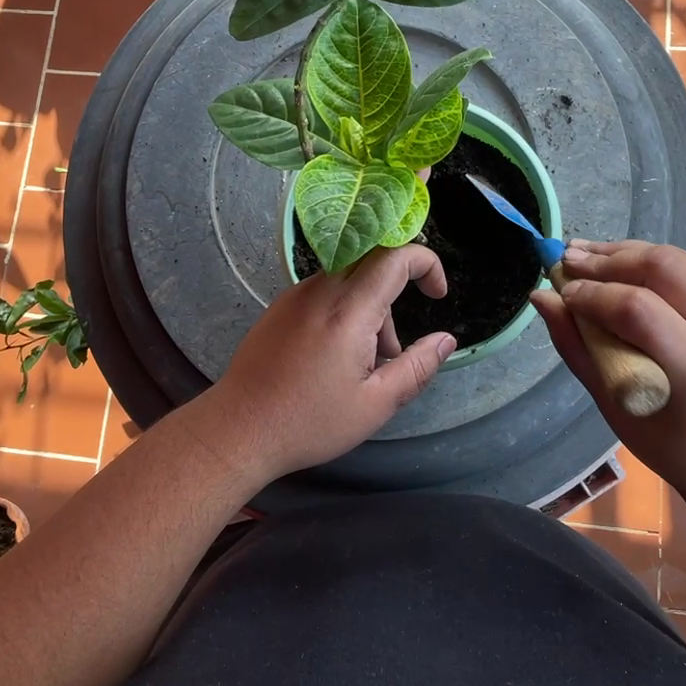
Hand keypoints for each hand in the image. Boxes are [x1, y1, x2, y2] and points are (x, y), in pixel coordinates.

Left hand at [187, 245, 455, 481]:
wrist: (238, 429)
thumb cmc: (309, 422)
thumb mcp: (375, 405)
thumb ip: (417, 367)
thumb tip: (447, 339)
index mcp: (348, 311)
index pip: (395, 256)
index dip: (427, 264)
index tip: (438, 295)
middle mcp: (320, 291)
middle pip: (373, 260)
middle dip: (397, 291)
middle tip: (389, 349)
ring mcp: (295, 295)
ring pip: (348, 277)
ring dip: (369, 307)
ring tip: (360, 366)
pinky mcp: (280, 307)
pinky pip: (324, 291)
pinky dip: (343, 311)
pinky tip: (332, 358)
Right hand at [531, 240, 685, 499]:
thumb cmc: (670, 444)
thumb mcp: (614, 405)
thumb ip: (576, 347)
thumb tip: (540, 297)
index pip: (638, 308)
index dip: (594, 294)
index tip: (561, 293)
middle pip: (664, 267)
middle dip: (609, 259)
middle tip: (568, 258)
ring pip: (678, 259)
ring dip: (627, 253)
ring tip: (586, 255)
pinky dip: (649, 263)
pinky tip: (620, 267)